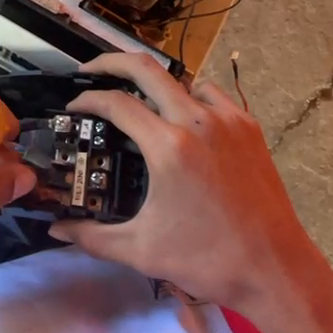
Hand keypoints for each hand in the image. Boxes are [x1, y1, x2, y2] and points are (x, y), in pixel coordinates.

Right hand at [49, 54, 329, 313]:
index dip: (88, 100)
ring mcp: (227, 119)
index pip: (117, 103)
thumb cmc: (207, 260)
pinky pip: (212, 94)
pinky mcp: (248, 127)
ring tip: (138, 98)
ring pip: (181, 79)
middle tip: (89, 71)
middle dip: (110, 62)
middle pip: (145, 68)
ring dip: (154, 82)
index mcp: (168, 147)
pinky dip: (191, 96)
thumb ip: (93, 236)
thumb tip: (56, 229)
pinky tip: (184, 118)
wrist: (275, 270)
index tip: (73, 108)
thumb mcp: (143, 250)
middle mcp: (197, 121)